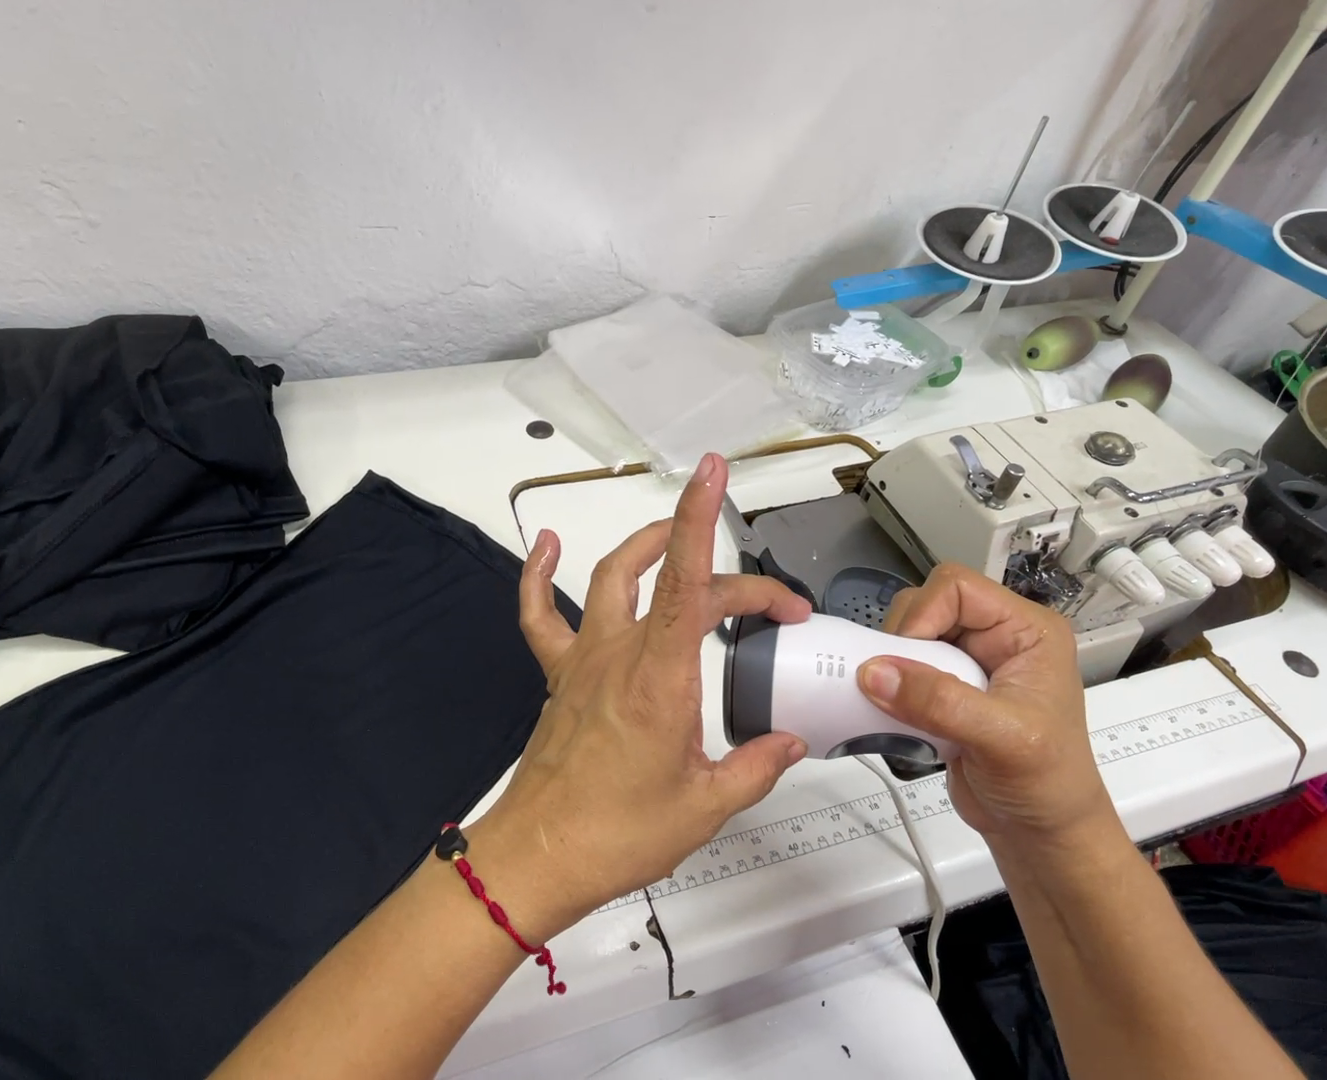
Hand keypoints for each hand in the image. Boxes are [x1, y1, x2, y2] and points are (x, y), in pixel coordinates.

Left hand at [477, 453, 811, 936]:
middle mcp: (619, 653)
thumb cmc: (614, 833)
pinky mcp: (559, 676)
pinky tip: (549, 547)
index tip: (711, 472)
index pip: (687, 579)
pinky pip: (540, 614)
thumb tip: (787, 742)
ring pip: (611, 578)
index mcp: (661, 677)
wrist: (540, 856)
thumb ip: (757, 766)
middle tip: (770, 606)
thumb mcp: (706, 806)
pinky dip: (540, 575)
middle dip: (732, 583)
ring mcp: (583, 659)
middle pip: (674, 582)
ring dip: (646, 547)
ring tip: (677, 537)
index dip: (699, 518)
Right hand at [856, 563, 1110, 842]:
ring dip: (892, 667)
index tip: (905, 660)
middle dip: (902, 642)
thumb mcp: (1002, 738)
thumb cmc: (1046, 784)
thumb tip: (872, 671)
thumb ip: (939, 701)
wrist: (1042, 834)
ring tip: (899, 703)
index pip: (956, 587)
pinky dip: (888, 688)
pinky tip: (894, 713)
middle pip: (925, 605)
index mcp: (1026, 630)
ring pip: (906, 636)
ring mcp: (968, 663)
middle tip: (899, 686)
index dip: (923, 615)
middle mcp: (996, 637)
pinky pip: (900, 669)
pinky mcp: (944, 689)